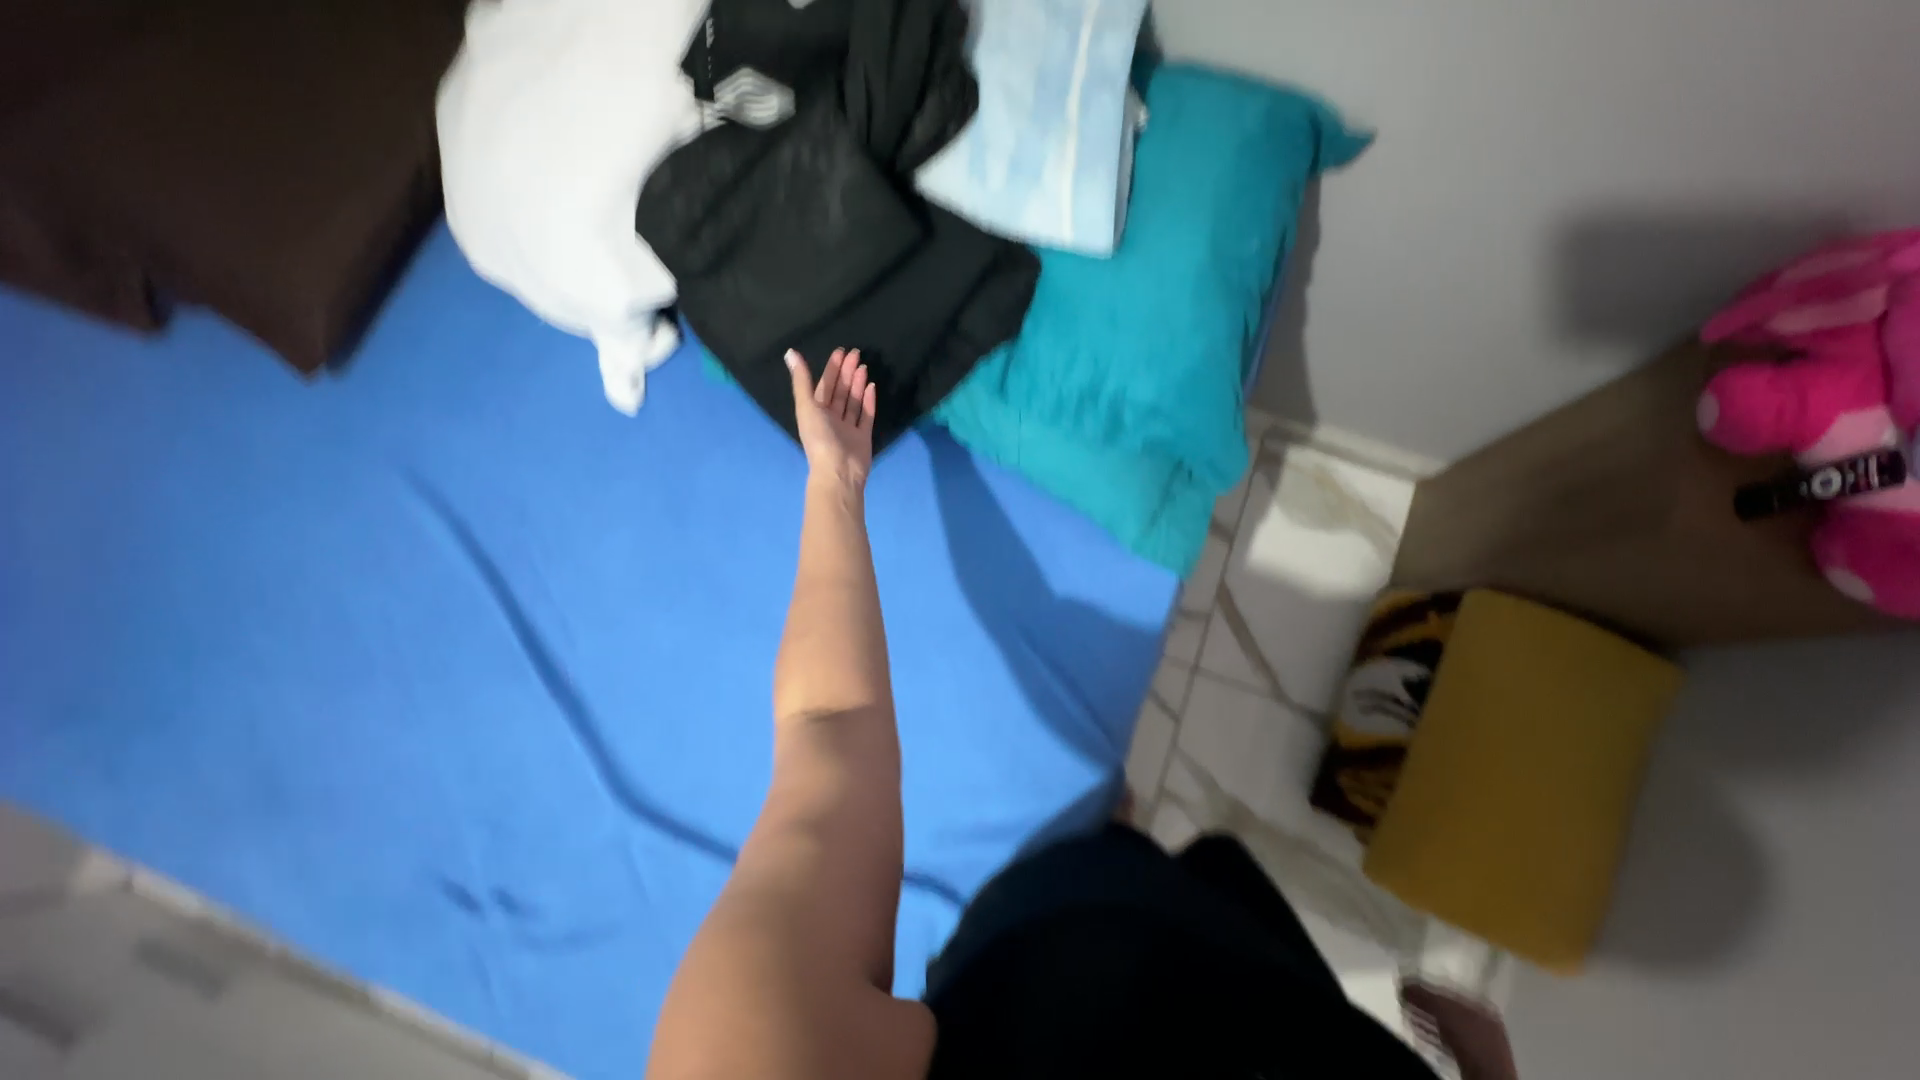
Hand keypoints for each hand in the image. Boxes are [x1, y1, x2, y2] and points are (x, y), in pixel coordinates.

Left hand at [786, 348, 876, 489]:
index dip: (832, 368)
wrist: (839, 470)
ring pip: (853, 401)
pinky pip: (866, 415)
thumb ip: (801, 380)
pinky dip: (868, 401)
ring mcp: (848, 428)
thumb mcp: (807, 406)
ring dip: (857, 384)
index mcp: (816, 412)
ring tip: (863, 367)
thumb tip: (790, 352)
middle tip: (856, 353)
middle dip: (847, 372)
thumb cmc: (820, 437)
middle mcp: (831, 419)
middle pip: (840, 391)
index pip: (825, 386)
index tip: (841, 352)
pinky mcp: (863, 437)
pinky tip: (871, 386)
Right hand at [1400, 981, 1518, 1079]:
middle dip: (1424, 1004)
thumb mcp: (1446, 1012)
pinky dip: (1431, 1035)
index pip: (1451, 991)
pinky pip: (1446, 1042)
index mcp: (1483, 1007)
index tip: (1406, 985)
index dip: (1427, 987)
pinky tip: (1416, 1033)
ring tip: (1405, 1013)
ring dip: (1425, 1020)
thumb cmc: (1471, 1039)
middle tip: (1402, 998)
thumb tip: (1402, 985)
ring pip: (1446, 1026)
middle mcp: (1483, 1023)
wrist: (1486, 1077)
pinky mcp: (1470, 1059)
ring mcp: (1479, 1043)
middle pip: (1448, 1009)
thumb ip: (1424, 997)